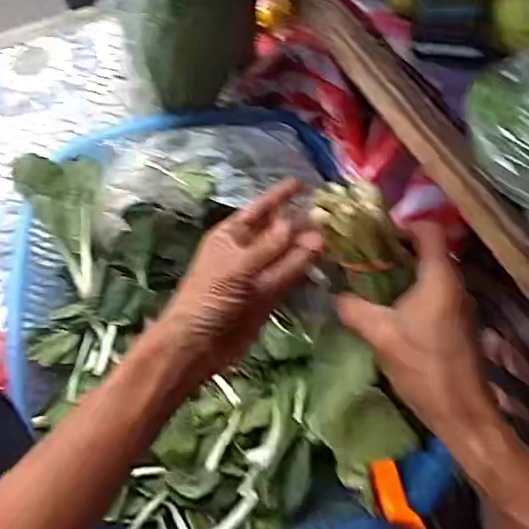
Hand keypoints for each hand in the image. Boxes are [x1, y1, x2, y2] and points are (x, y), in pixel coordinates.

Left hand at [144, 179, 324, 391]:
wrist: (197, 345)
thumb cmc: (208, 297)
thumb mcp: (238, 268)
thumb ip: (271, 248)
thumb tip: (298, 223)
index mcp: (230, 235)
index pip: (259, 209)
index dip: (279, 196)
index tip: (301, 183)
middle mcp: (245, 251)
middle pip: (276, 231)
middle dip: (299, 221)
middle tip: (328, 211)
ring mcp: (256, 275)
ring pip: (285, 255)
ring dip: (304, 246)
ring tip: (331, 234)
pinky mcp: (266, 298)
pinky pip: (287, 278)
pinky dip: (302, 269)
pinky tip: (321, 259)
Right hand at [336, 222, 500, 445]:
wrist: (463, 415)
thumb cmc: (424, 367)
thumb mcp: (379, 334)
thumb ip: (353, 308)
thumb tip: (335, 293)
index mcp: (439, 277)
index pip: (428, 230)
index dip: (401, 225)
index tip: (374, 234)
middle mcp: (454, 284)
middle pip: (428, 248)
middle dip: (395, 247)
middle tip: (364, 254)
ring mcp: (459, 304)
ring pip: (430, 271)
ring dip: (403, 270)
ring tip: (371, 278)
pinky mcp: (457, 322)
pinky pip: (434, 291)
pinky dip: (412, 289)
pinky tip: (389, 306)